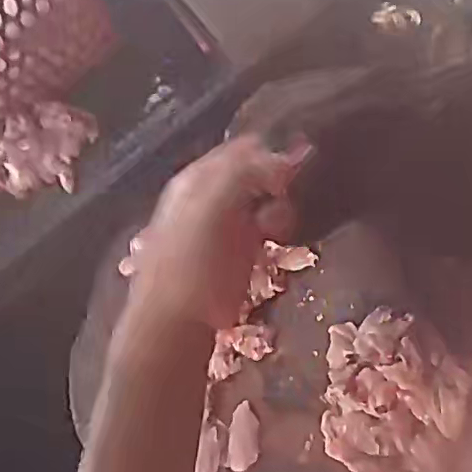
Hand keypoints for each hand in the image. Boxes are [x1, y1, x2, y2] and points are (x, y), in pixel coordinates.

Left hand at [125, 136, 304, 330]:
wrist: (177, 322)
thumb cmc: (190, 265)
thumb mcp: (212, 208)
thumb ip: (243, 175)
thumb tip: (284, 156)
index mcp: (198, 179)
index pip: (242, 149)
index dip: (270, 154)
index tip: (294, 170)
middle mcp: (212, 195)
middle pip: (257, 172)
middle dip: (278, 181)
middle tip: (288, 199)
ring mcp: (227, 223)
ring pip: (265, 199)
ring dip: (280, 207)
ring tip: (280, 225)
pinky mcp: (241, 250)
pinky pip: (267, 225)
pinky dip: (278, 227)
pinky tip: (279, 238)